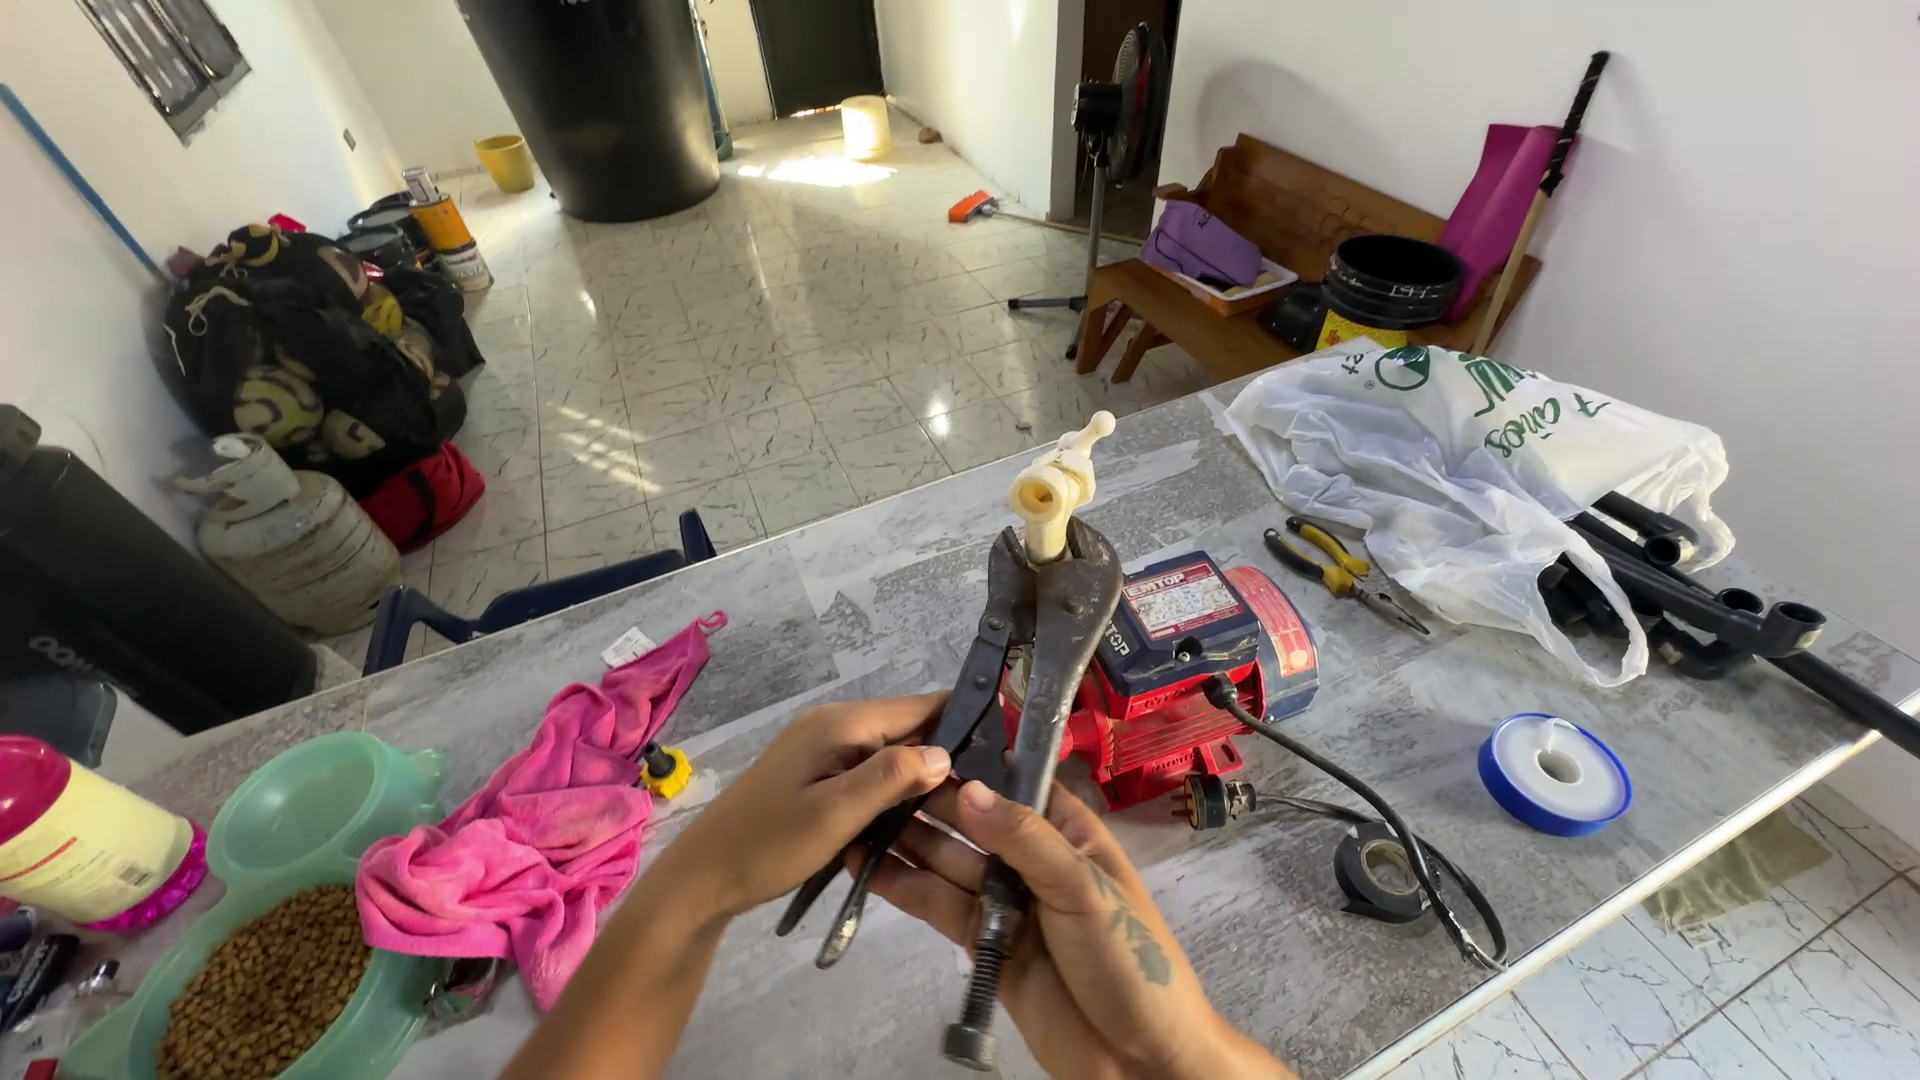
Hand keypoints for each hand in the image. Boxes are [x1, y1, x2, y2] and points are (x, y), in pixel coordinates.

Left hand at [654, 693, 953, 917]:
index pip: (917, 707)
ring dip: (917, 774)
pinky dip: (891, 786)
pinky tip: (910, 813)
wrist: (702, 877)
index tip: (1002, 747)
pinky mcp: (814, 769)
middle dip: (943, 752)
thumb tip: (946, 752)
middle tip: (983, 790)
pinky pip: (866, 768)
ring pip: (888, 751)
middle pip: (905, 727)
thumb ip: (891, 778)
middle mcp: (834, 723)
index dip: (960, 720)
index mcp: (842, 724)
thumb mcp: (835, 814)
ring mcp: (821, 746)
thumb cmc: (769, 844)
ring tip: (958, 805)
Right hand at [864, 780, 1290, 1079]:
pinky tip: (867, 866)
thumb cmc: (1127, 957)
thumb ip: (1024, 839)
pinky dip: (904, 887)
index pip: (1010, 781)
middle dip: (926, 800)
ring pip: (947, 859)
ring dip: (906, 840)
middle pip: (970, 819)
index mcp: (1064, 829)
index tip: (916, 741)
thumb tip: (965, 790)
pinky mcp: (982, 941)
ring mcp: (1003, 899)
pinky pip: (939, 906)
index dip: (968, 762)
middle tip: (869, 777)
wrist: (1140, 1062)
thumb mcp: (1083, 888)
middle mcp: (1029, 856)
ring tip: (855, 817)